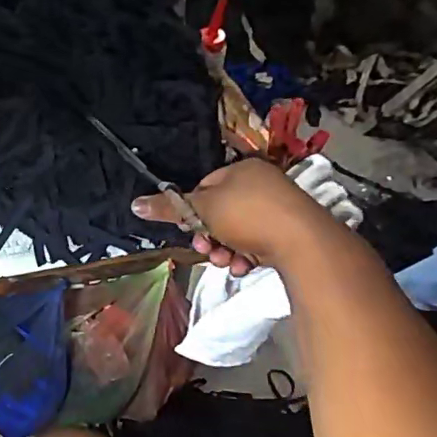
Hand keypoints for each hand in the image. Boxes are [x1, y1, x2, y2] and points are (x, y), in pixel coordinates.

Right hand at [133, 158, 342, 274]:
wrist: (301, 241)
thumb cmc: (247, 216)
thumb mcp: (202, 210)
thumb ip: (169, 208)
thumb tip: (135, 204)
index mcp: (242, 170)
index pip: (205, 187)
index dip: (193, 210)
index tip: (189, 229)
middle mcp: (261, 184)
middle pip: (220, 212)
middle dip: (209, 236)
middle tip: (206, 249)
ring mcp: (277, 208)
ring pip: (237, 232)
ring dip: (224, 250)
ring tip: (226, 262)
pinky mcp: (288, 232)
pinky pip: (256, 243)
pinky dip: (246, 256)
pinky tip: (244, 266)